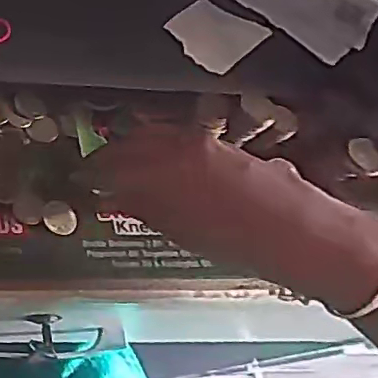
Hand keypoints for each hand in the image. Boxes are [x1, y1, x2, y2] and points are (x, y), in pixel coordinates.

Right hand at [89, 122, 377, 310]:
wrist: (298, 233)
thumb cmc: (236, 242)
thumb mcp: (179, 229)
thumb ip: (143, 206)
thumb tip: (112, 196)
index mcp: (163, 170)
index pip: (112, 164)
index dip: (91, 173)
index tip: (79, 180)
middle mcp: (180, 146)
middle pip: (130, 142)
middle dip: (108, 156)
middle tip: (94, 172)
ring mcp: (203, 141)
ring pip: (154, 135)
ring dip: (132, 148)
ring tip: (120, 168)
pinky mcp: (221, 144)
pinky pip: (177, 138)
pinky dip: (157, 147)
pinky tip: (155, 164)